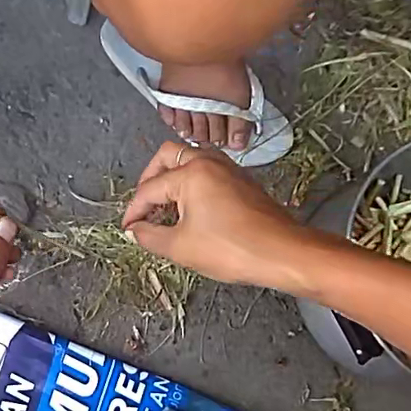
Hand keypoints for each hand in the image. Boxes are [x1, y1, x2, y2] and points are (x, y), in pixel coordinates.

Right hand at [120, 143, 324, 289]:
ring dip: (172, 180)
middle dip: (149, 180)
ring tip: (165, 211)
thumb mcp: (181, 247)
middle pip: (167, 157)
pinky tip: (191, 212)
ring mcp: (229, 169)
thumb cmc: (232, 248)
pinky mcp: (242, 182)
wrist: (282, 252)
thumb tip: (135, 231)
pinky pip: (208, 173)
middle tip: (144, 208)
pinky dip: (192, 185)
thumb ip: (150, 237)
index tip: (128, 229)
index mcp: (191, 173)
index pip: (149, 189)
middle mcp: (209, 162)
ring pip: (190, 161)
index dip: (134, 211)